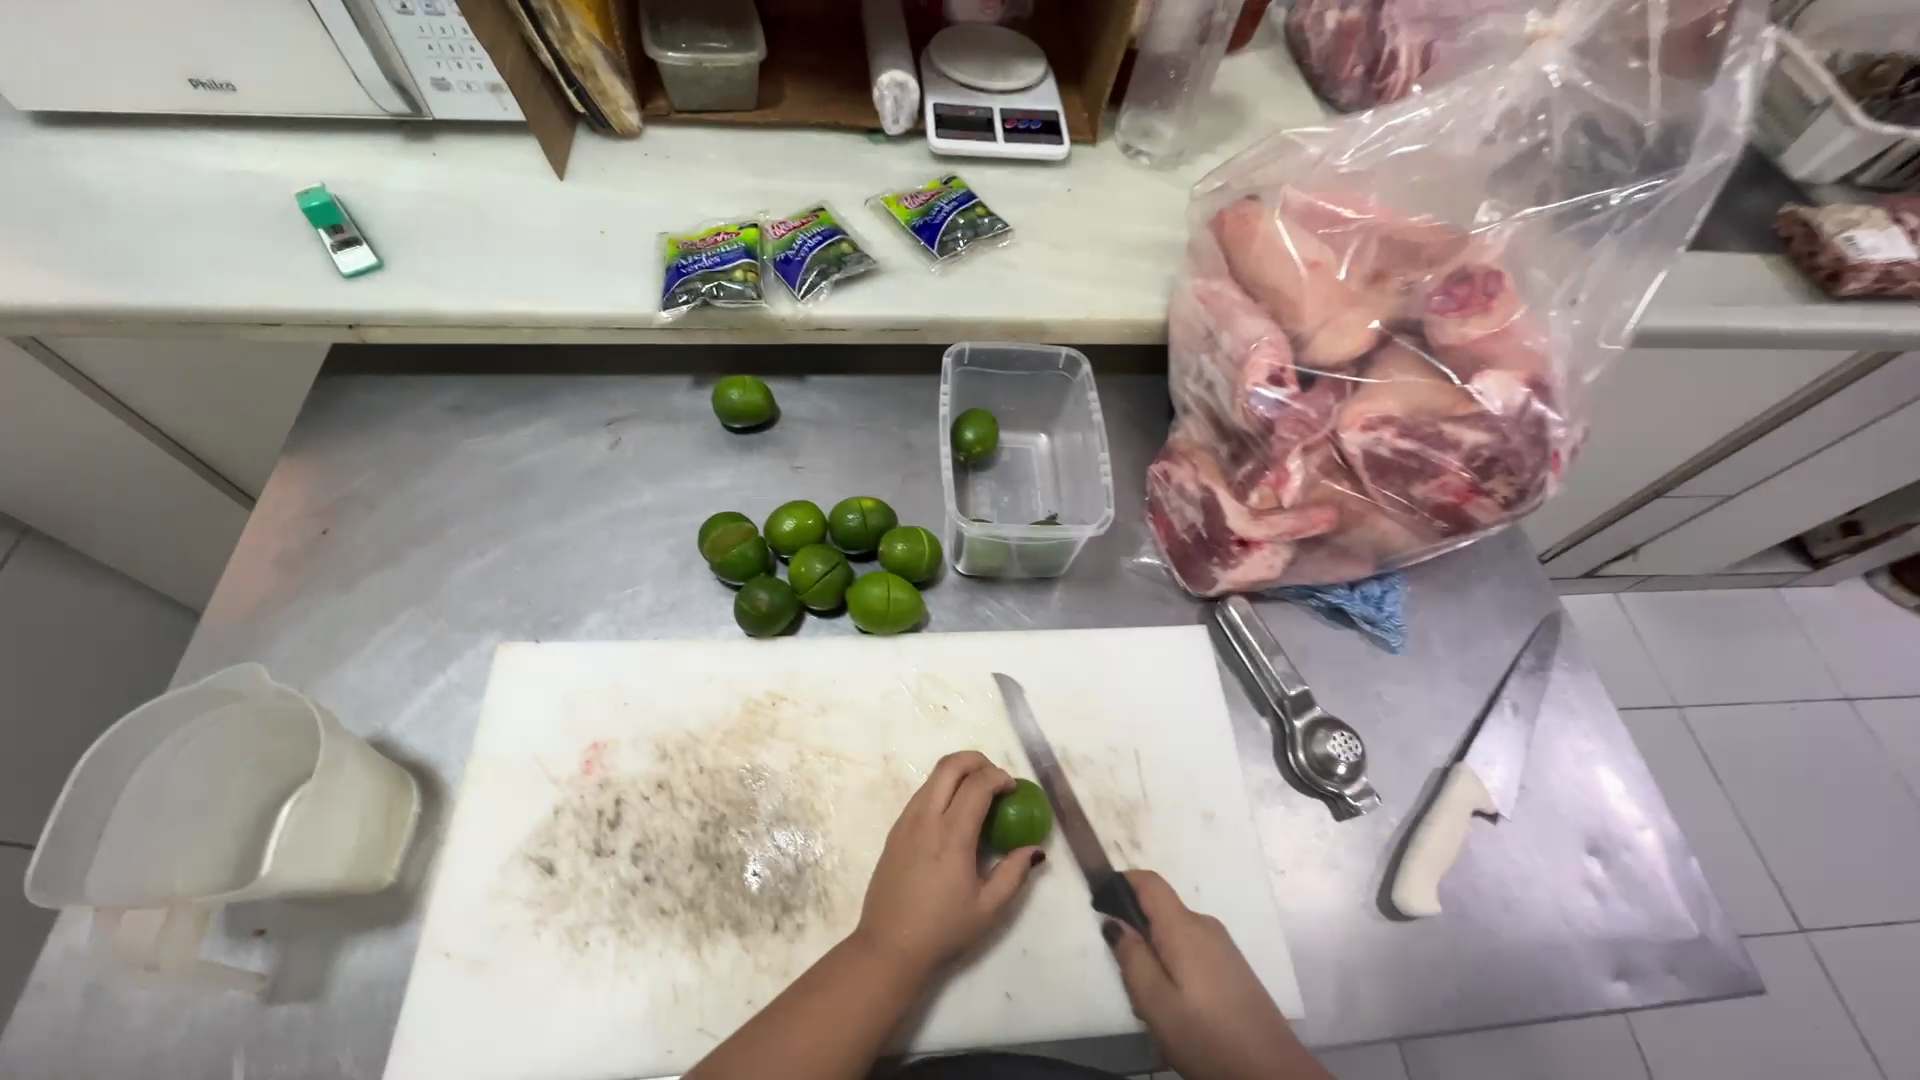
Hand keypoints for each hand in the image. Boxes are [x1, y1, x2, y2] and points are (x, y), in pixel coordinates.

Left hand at [854, 751, 1046, 976]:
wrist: (888, 947)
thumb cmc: (942, 930)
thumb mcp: (988, 908)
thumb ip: (1014, 873)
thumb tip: (1034, 849)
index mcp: (951, 835)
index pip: (977, 784)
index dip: (999, 777)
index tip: (1013, 789)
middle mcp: (926, 818)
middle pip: (950, 765)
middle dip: (977, 760)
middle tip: (996, 779)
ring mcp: (906, 821)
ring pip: (933, 777)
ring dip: (958, 773)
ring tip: (978, 796)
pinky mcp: (895, 830)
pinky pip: (921, 794)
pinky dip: (942, 789)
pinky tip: (954, 815)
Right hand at [1104, 871, 1329, 1079]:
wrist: (1274, 1075)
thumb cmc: (1208, 1038)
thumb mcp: (1156, 1004)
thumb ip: (1132, 958)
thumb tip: (1115, 921)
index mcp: (1184, 928)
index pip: (1148, 881)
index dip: (1120, 883)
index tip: (1100, 909)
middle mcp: (1205, 927)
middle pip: (1158, 914)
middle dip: (1137, 941)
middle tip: (1132, 988)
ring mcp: (1223, 948)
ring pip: (1173, 939)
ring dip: (1156, 965)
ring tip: (1158, 1012)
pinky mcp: (1233, 969)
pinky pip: (1191, 955)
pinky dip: (1176, 975)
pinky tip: (1182, 1018)